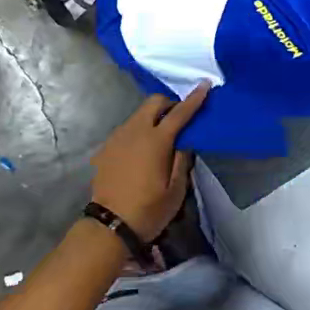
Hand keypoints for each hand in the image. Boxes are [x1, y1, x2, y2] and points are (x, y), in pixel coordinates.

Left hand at [89, 84, 209, 240]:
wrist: (109, 224)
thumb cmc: (148, 210)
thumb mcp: (176, 190)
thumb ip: (182, 160)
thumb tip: (185, 141)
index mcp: (155, 141)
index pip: (179, 113)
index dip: (193, 99)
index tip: (204, 85)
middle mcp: (134, 131)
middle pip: (153, 103)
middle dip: (169, 104)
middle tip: (180, 119)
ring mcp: (116, 138)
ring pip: (137, 115)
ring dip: (152, 118)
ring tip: (161, 137)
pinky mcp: (105, 148)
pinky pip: (125, 130)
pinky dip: (137, 132)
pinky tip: (141, 152)